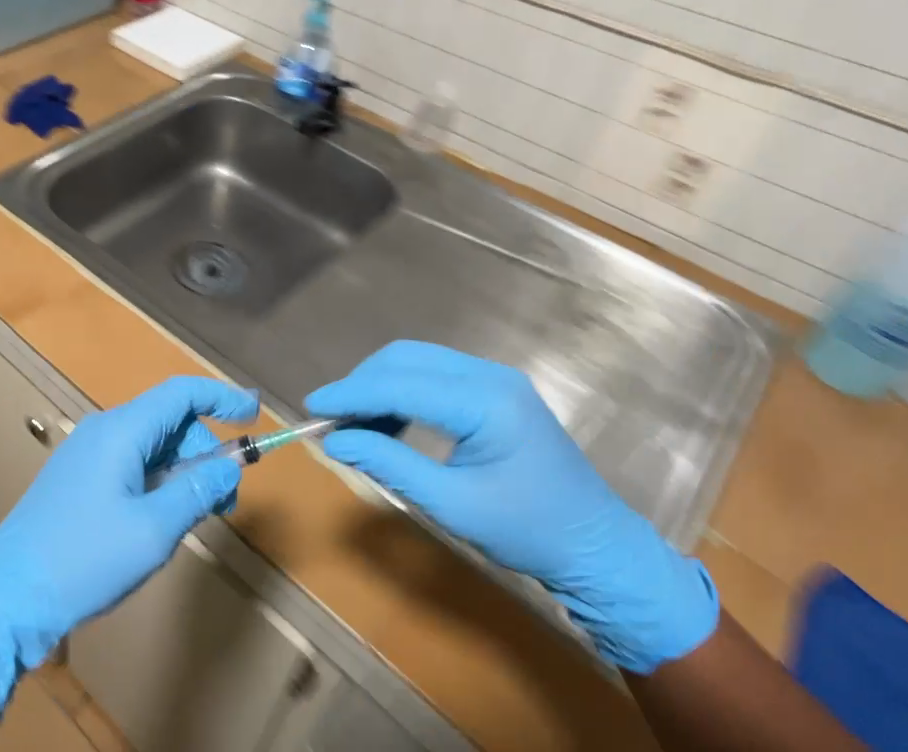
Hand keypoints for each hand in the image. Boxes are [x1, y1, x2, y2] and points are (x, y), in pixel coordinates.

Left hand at [0, 376, 258, 734]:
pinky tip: (165, 519)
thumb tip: (230, 465)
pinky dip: (159, 483)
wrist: (10, 597)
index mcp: (120, 431)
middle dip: (205, 451)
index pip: (181, 393)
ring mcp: (87, 456)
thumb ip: (197, 491)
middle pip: (169, 422)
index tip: (256, 414)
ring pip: (152, 447)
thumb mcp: (154, 530)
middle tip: (226, 500)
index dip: (222, 397)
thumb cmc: (86, 559)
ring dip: (184, 472)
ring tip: (198, 517)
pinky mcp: (78, 480)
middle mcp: (103, 432)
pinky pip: (131, 466)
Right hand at [305, 341, 717, 673]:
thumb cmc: (528, 531)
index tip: (310, 408)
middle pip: (406, 360)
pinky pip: (435, 377)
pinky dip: (402, 393)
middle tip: (330, 420)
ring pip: (417, 363)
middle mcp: (490, 376)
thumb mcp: (452, 504)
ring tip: (354, 426)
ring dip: (379, 387)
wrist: (597, 548)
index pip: (400, 384)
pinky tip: (389, 425)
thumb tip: (334, 440)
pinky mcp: (496, 392)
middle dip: (362, 385)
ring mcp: (496, 380)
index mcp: (486, 402)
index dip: (350, 394)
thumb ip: (390, 464)